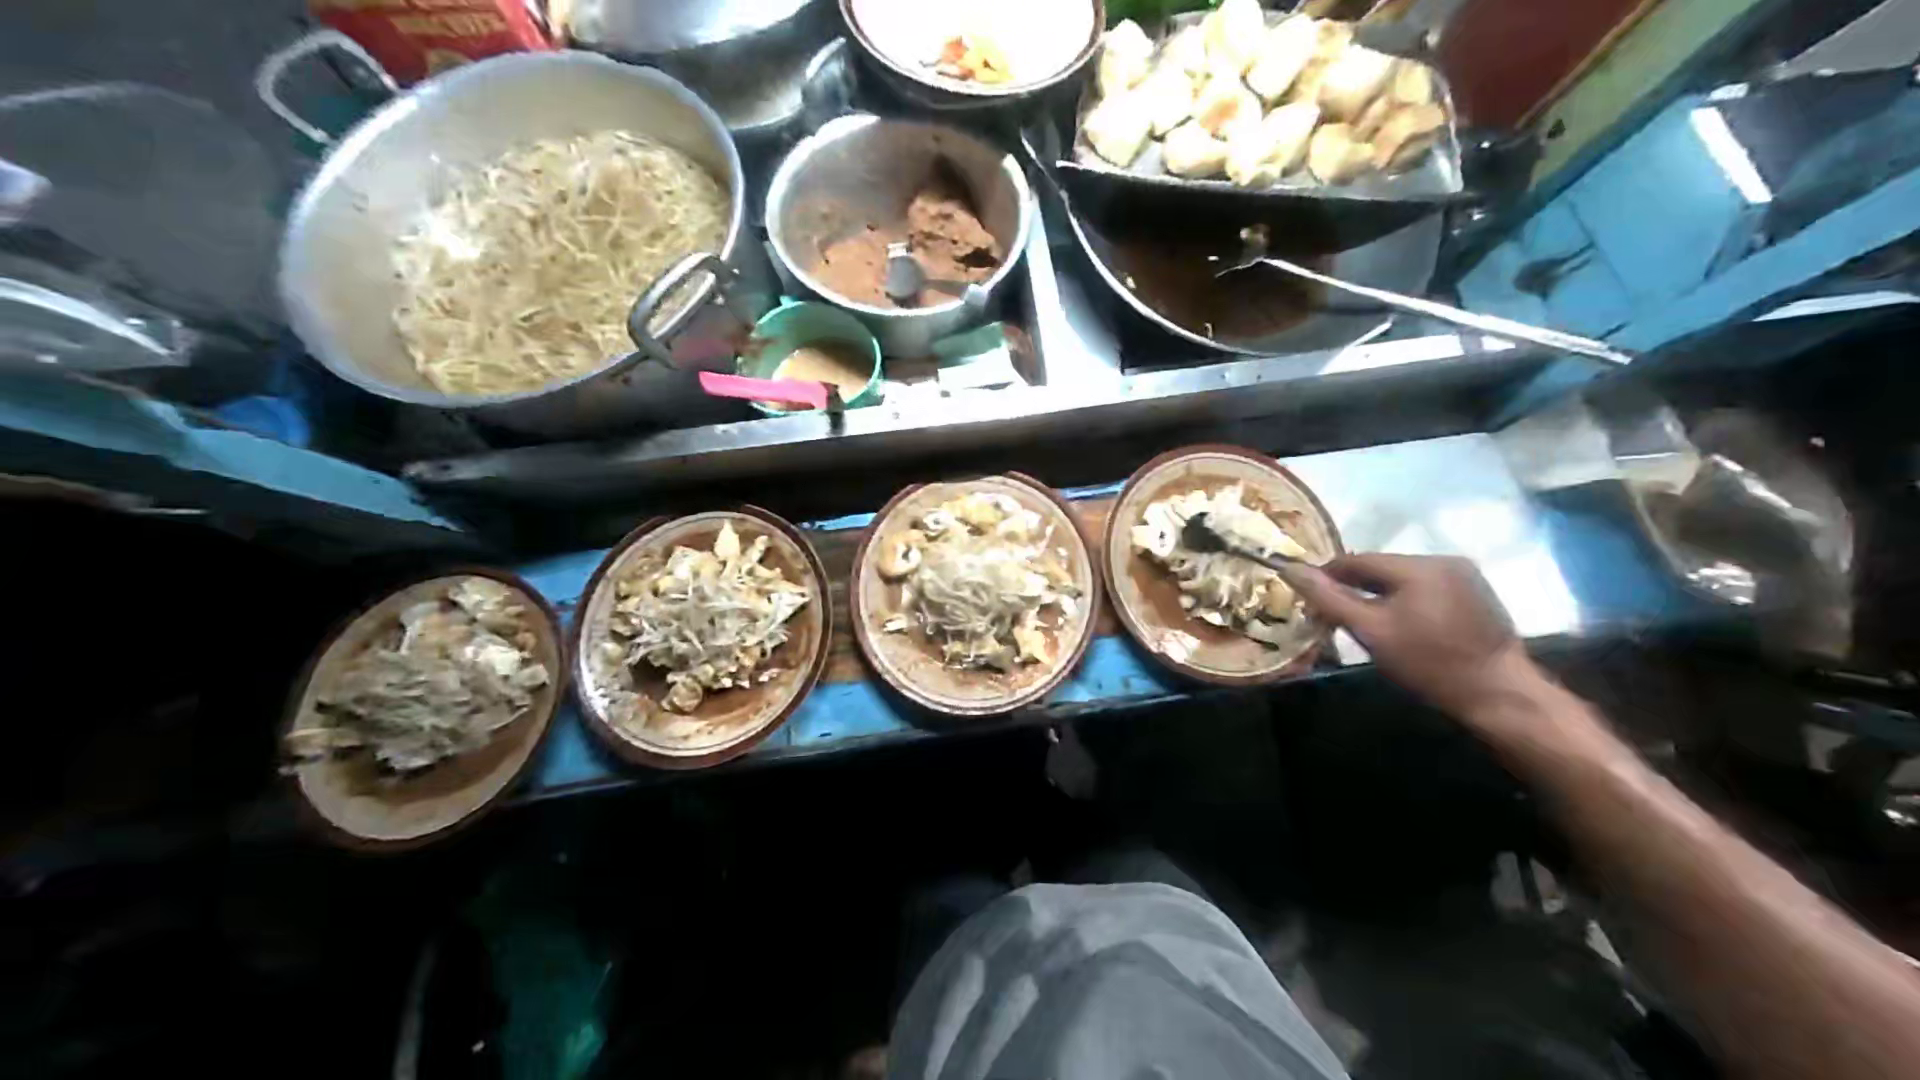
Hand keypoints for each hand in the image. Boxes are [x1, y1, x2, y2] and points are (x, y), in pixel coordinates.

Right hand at [1284, 554, 1541, 721]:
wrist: (1499, 695)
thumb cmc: (1428, 663)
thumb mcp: (1370, 631)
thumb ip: (1328, 598)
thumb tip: (1290, 569)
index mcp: (1419, 565)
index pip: (1356, 560)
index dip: (1327, 577)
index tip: (1310, 602)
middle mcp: (1444, 560)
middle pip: (1380, 568)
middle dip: (1353, 589)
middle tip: (1334, 618)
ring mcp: (1465, 576)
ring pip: (1402, 579)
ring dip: (1378, 596)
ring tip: (1366, 625)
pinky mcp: (1477, 595)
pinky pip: (1425, 589)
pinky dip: (1405, 601)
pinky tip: (1401, 626)